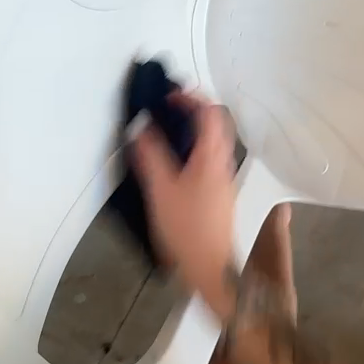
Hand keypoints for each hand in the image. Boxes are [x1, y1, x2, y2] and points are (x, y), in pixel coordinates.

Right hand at [129, 94, 238, 315]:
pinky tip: (174, 160)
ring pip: (213, 141)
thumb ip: (150, 156)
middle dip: (193, 109)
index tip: (170, 95)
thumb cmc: (187, 228)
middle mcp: (222, 163)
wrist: (210, 267)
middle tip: (169, 106)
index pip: (209, 112)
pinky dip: (193, 147)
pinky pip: (209, 157)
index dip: (191, 97)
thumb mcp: (161, 190)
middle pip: (215, 123)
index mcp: (211, 156)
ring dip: (194, 128)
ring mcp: (223, 178)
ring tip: (167, 129)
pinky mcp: (219, 193)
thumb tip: (140, 127)